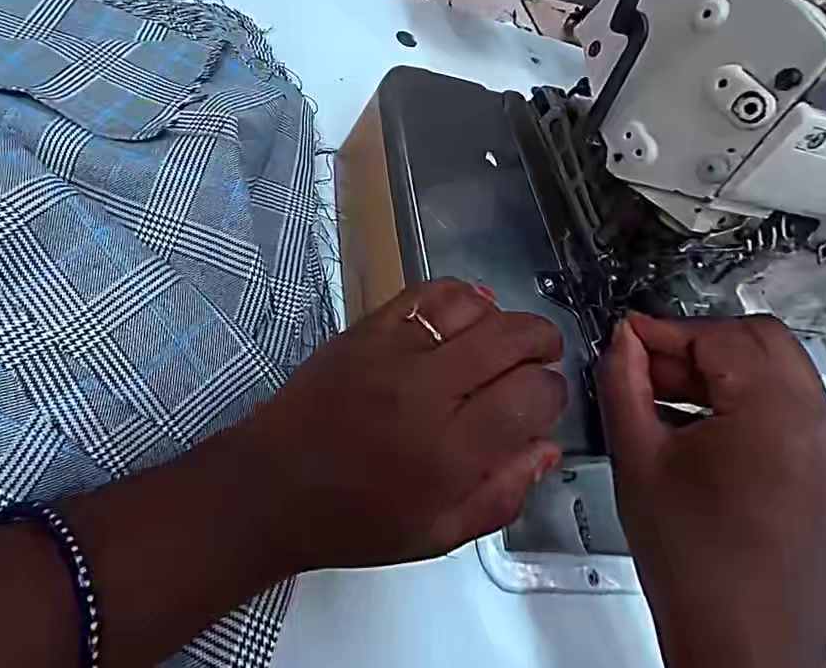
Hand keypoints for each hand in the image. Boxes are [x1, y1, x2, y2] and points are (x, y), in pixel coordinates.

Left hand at [219, 278, 568, 571]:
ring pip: (468, 306)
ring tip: (506, 335)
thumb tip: (545, 446)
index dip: (553, 392)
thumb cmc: (352, 517)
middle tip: (543, 356)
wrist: (272, 482)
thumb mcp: (437, 532)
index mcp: (449, 453)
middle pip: (508, 340)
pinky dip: (454, 294)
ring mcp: (390, 351)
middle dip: (541, 343)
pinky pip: (420, 294)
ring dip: (500, 316)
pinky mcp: (364, 329)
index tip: (548, 399)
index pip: (531, 397)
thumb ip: (502, 492)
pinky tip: (466, 310)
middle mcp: (424, 392)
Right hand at [599, 314, 825, 667]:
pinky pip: (803, 418)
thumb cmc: (693, 566)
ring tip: (673, 401)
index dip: (667, 330)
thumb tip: (625, 339)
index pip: (722, 338)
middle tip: (653, 362)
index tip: (633, 335)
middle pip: (767, 343)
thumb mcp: (635, 454)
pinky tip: (707, 433)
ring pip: (786, 378)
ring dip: (727, 375)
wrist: (740, 646)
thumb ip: (624, 379)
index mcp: (781, 425)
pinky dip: (754, 408)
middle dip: (701, 344)